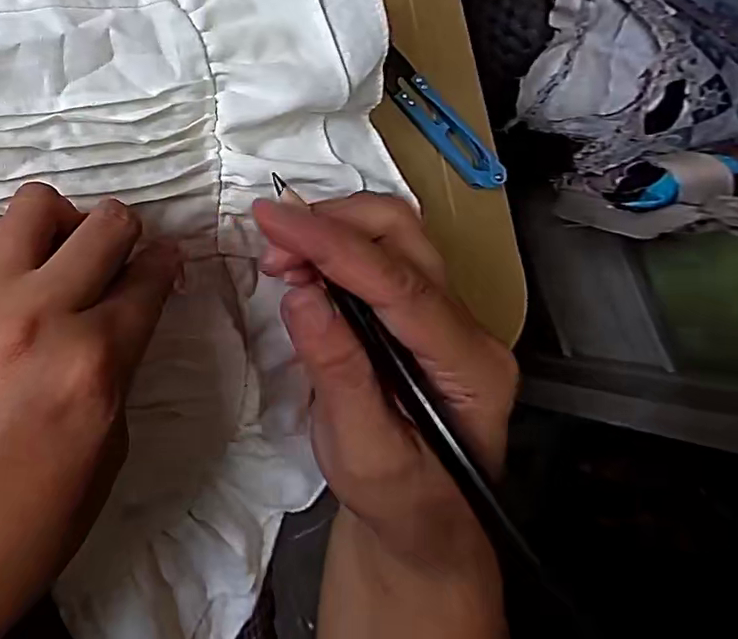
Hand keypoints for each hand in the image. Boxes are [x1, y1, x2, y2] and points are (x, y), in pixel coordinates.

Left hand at [0, 183, 181, 638]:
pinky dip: (15, 242)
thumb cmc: (22, 525)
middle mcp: (40, 315)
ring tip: (65, 255)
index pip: (146, 282)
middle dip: (126, 232)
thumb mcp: (103, 457)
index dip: (166, 266)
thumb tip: (121, 319)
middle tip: (122, 256)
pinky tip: (19, 274)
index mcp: (92, 366)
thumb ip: (117, 371)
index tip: (168, 261)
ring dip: (65, 221)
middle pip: (103, 224)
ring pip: (35, 205)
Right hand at [253, 193, 517, 638]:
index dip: (329, 243)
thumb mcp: (365, 451)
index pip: (397, 283)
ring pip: (390, 232)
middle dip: (330, 224)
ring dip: (326, 228)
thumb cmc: (398, 497)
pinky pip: (373, 250)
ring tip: (280, 262)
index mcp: (468, 366)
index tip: (270, 219)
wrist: (423, 519)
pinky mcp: (413, 306)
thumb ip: (338, 373)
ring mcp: (443, 312)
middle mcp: (464, 326)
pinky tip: (298, 268)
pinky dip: (326, 242)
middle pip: (404, 235)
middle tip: (273, 248)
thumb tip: (301, 296)